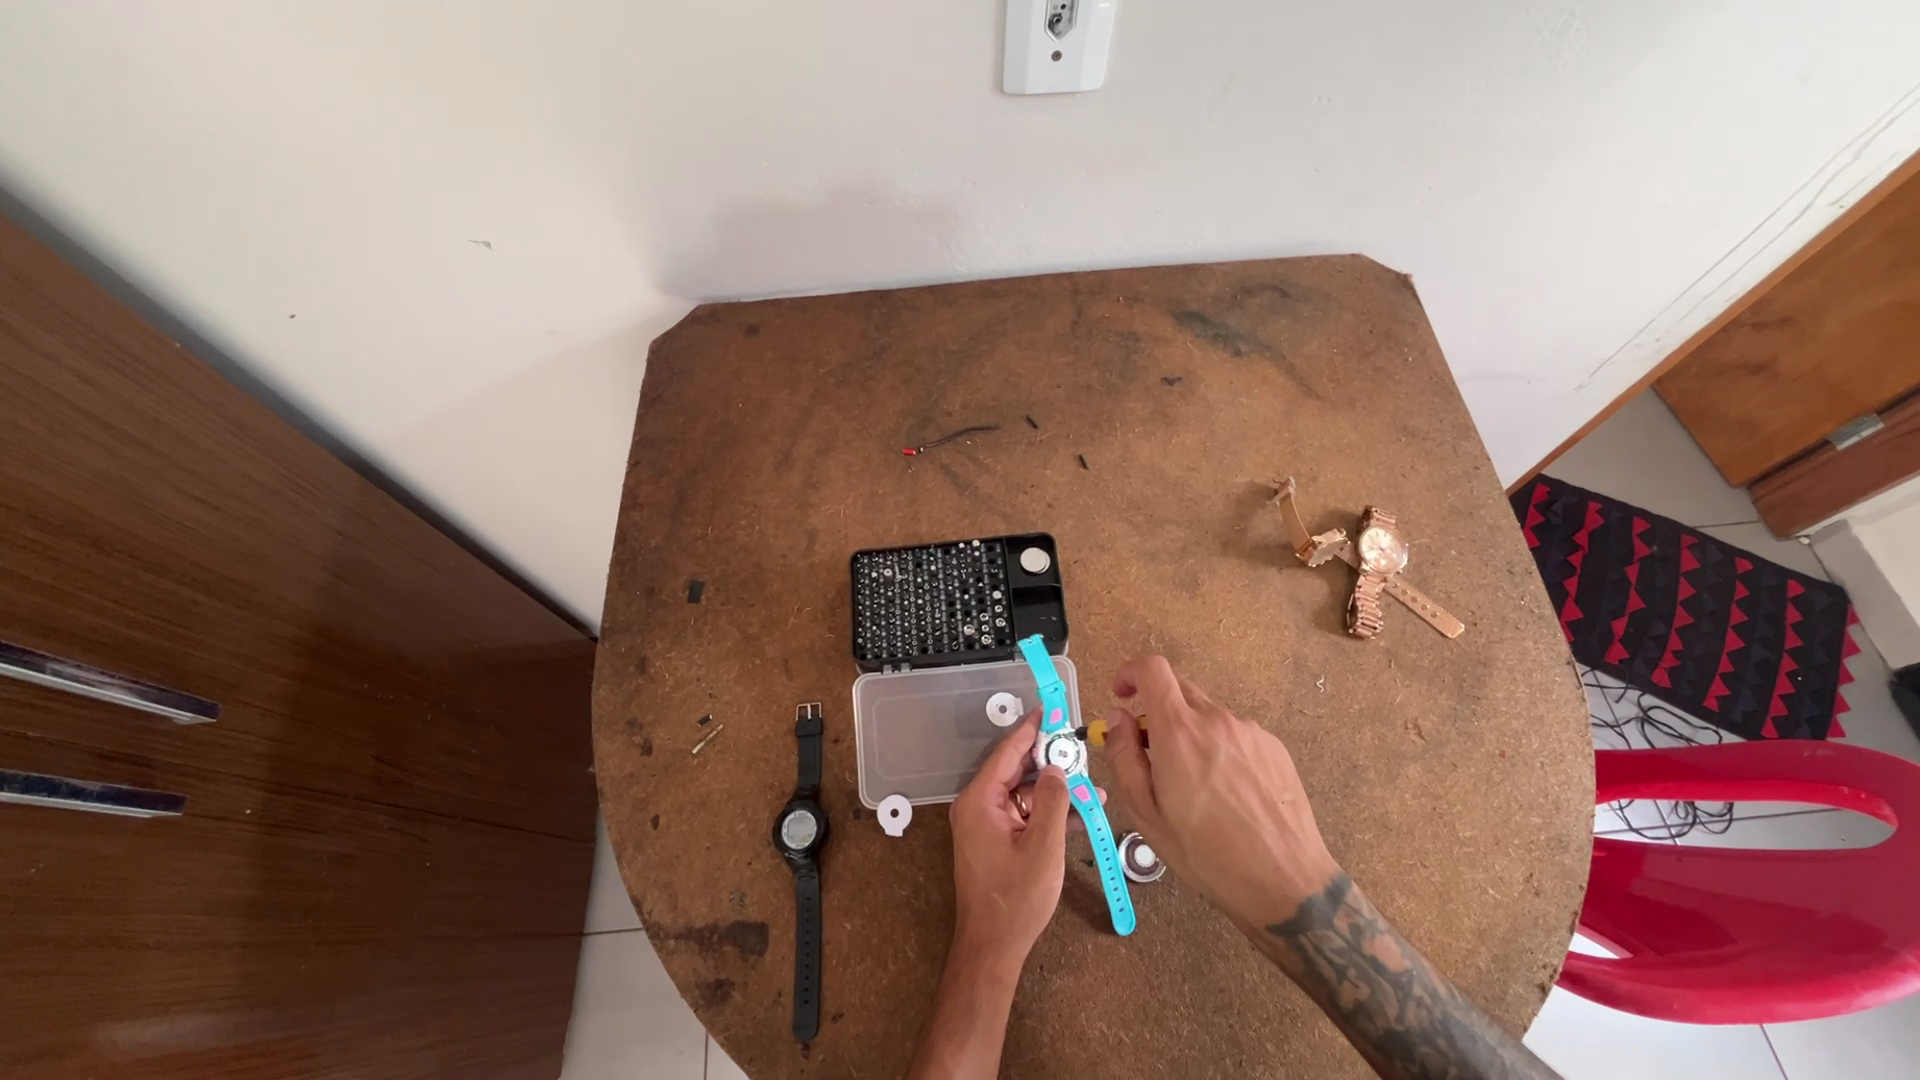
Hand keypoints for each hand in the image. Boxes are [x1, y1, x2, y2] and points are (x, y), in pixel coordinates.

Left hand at [947, 709, 1070, 962]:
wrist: (993, 947)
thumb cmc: (1015, 899)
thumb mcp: (1043, 846)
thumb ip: (1053, 801)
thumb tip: (1058, 769)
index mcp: (980, 800)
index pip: (1007, 751)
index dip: (1032, 728)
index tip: (1052, 708)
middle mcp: (978, 805)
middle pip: (1016, 769)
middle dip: (1050, 759)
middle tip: (1080, 746)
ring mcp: (986, 823)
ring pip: (1024, 792)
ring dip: (1056, 790)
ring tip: (1093, 786)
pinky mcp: (997, 839)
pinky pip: (1024, 813)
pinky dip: (1049, 812)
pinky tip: (1082, 814)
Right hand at [1101, 655, 1340, 928]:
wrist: (1284, 881)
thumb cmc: (1207, 854)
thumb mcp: (1147, 813)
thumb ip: (1124, 756)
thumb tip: (1117, 718)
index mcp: (1180, 732)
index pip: (1152, 669)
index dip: (1130, 673)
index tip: (1121, 696)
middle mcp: (1216, 719)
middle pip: (1178, 689)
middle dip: (1157, 711)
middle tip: (1152, 754)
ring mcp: (1249, 731)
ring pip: (1207, 715)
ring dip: (1190, 734)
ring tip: (1196, 787)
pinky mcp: (1273, 746)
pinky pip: (1234, 734)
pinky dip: (1219, 749)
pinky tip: (1227, 793)